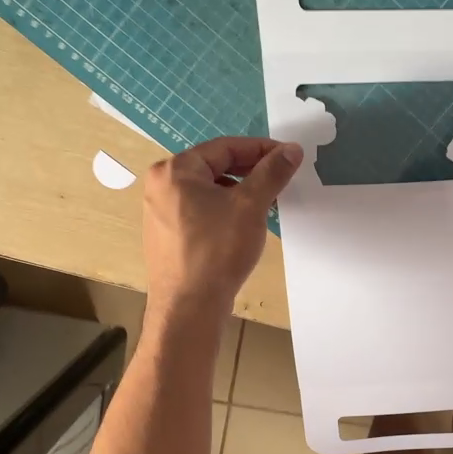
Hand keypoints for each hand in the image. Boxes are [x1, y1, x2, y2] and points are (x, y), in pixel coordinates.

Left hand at [142, 136, 301, 315]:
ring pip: (209, 190)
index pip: (224, 148)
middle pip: (215, 167)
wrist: (189, 306)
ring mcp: (161, 212)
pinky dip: (226, 210)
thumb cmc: (217, 250)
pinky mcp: (169, 236)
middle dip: (251, 171)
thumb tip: (292, 149)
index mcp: (175, 170)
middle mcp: (161, 186)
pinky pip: (201, 211)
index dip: (260, 149)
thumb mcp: (250, 206)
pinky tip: (246, 224)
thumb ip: (271, 173)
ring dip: (241, 191)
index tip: (288, 156)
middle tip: (282, 179)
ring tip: (268, 202)